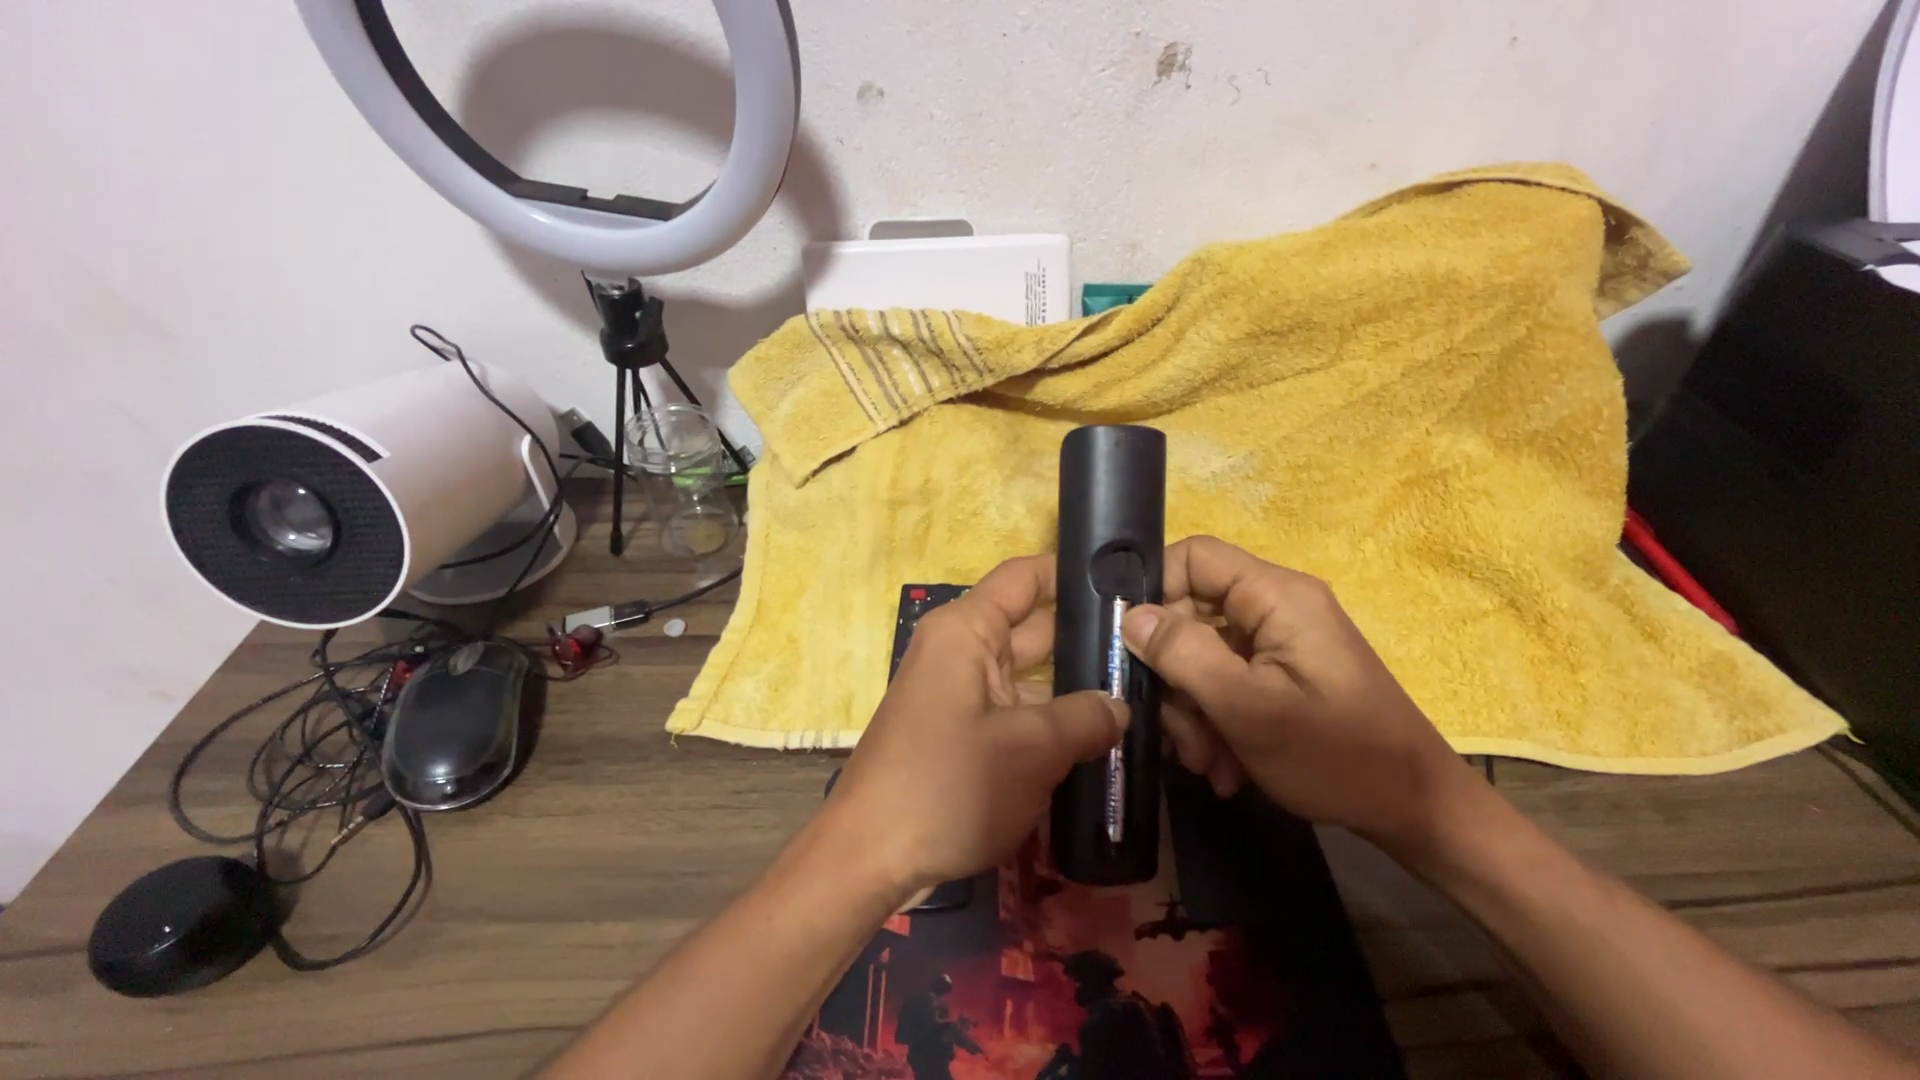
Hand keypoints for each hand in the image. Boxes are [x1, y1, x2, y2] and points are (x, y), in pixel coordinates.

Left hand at [827, 556, 1127, 896]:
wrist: (870, 857)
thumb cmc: (948, 786)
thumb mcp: (1030, 750)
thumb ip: (1085, 719)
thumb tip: (1121, 707)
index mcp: (966, 632)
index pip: (1026, 577)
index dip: (1075, 574)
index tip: (1131, 584)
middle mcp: (962, 652)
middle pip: (1037, 629)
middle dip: (1090, 644)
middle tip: (1155, 658)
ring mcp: (961, 696)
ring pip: (1032, 679)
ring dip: (1077, 694)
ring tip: (1146, 702)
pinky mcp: (962, 736)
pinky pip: (1016, 715)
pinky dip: (1052, 726)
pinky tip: (1103, 744)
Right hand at [1121, 536, 1481, 855]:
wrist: (1416, 811)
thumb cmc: (1338, 756)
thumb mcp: (1249, 708)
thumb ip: (1184, 655)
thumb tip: (1130, 615)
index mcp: (1277, 596)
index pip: (1194, 556)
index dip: (1154, 591)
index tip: (1131, 649)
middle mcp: (1276, 609)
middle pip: (1190, 615)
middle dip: (1174, 678)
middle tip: (1178, 736)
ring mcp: (1279, 646)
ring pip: (1201, 657)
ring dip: (1192, 713)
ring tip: (1206, 763)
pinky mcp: (1280, 678)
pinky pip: (1224, 684)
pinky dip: (1215, 724)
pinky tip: (1225, 768)